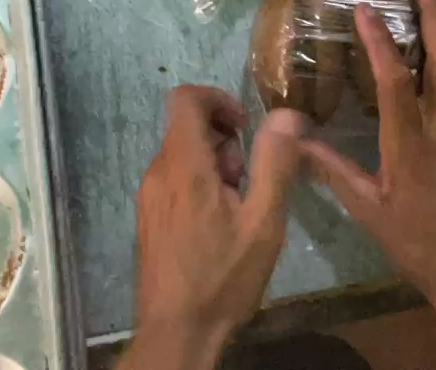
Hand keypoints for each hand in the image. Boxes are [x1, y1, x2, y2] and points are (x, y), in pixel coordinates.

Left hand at [119, 86, 305, 369]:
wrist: (176, 337)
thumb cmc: (222, 278)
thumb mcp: (262, 222)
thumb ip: (274, 163)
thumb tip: (286, 114)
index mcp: (184, 165)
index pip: (186, 98)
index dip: (218, 99)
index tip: (244, 126)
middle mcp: (158, 172)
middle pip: (188, 127)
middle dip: (225, 141)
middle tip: (247, 180)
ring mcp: (149, 197)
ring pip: (183, 154)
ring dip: (215, 165)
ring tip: (236, 207)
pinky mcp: (149, 218)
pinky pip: (175, 179)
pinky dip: (200, 184)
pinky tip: (218, 226)